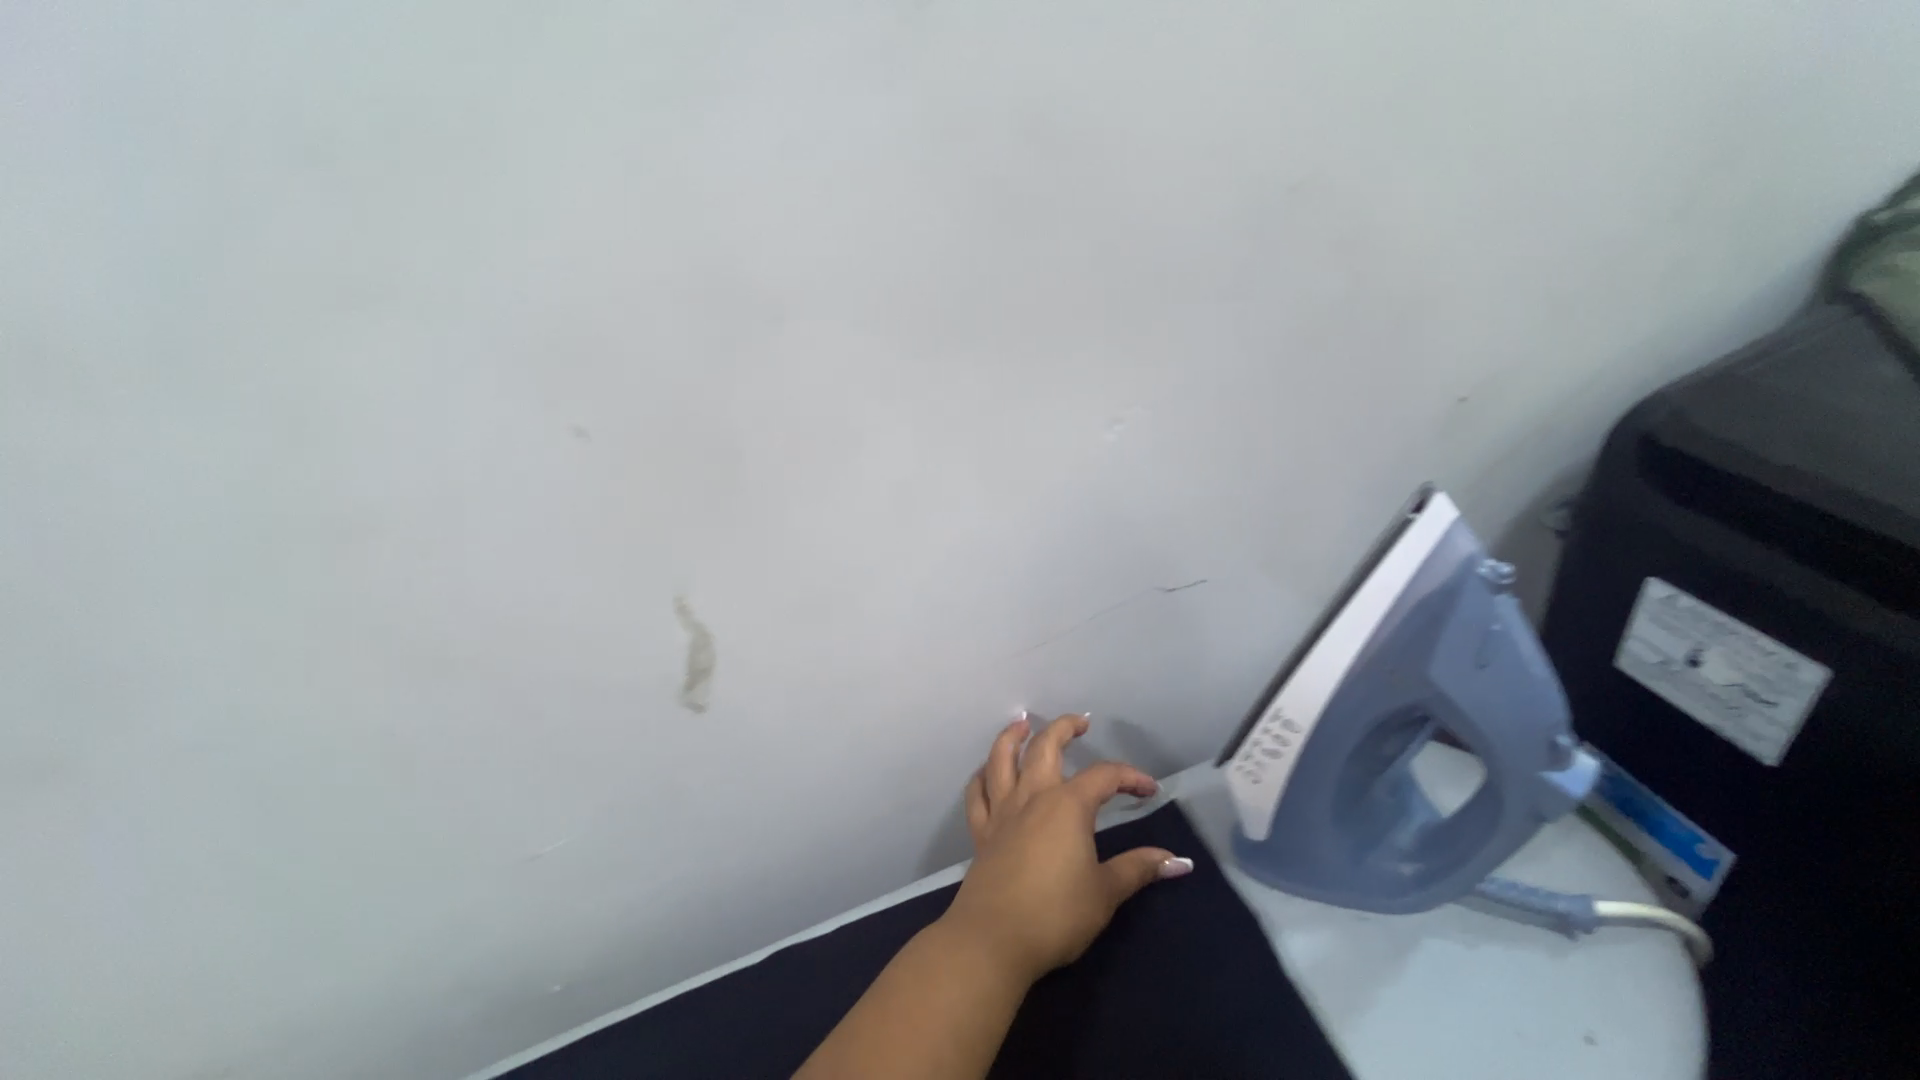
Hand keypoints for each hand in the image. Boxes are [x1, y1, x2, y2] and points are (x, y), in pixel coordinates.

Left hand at [940, 712, 1192, 984]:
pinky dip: (982, 776)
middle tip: (1080, 722)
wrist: (993, 939)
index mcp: (1068, 805)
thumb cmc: (1056, 914)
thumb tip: (1179, 861)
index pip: (1104, 777)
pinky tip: (987, 772)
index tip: (1149, 791)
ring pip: (1001, 760)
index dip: (1130, 777)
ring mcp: (1001, 813)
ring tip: (1022, 722)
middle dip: (1064, 729)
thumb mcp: (1105, 893)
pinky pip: (977, 794)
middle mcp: (1032, 798)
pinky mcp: (980, 834)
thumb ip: (1138, 869)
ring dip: (1012, 737)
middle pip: (1045, 747)